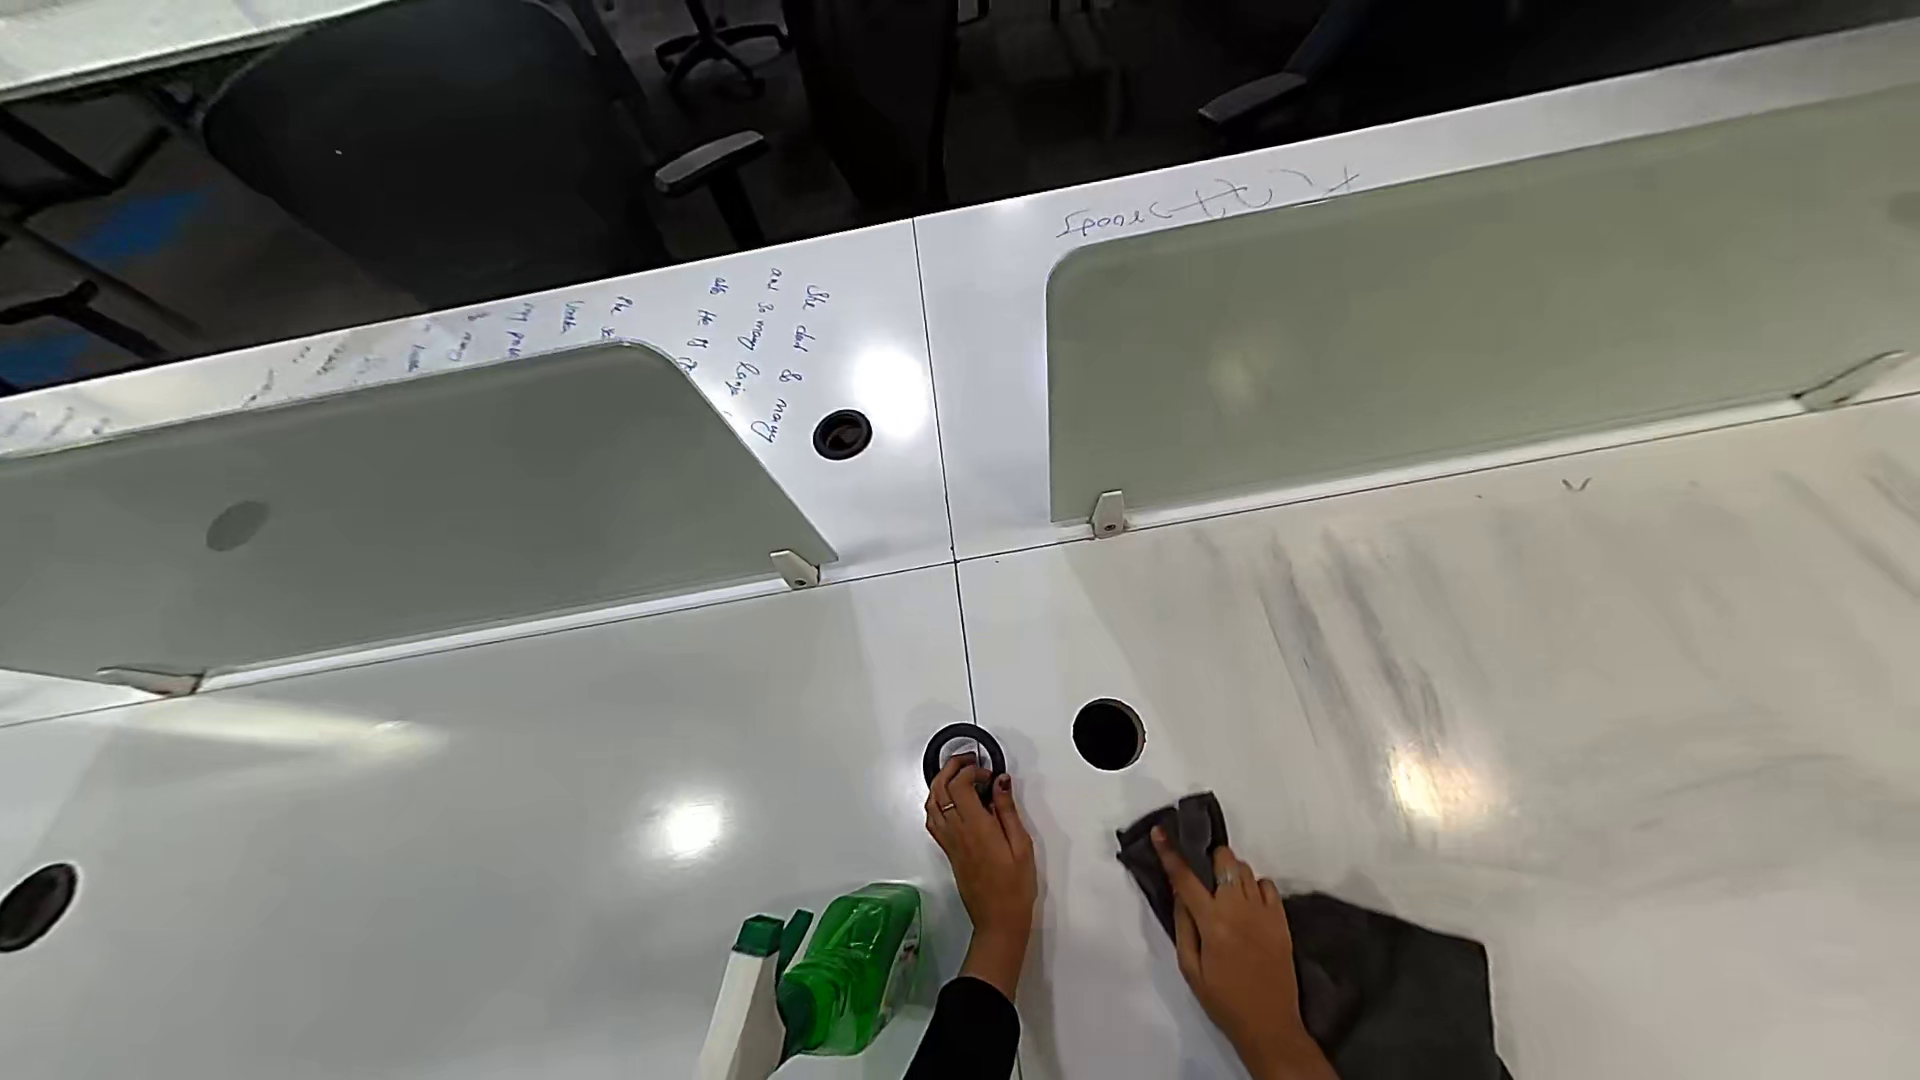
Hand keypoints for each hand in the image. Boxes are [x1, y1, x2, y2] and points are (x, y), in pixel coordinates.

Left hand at [925, 754, 1036, 1000]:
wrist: (999, 921)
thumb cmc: (1015, 887)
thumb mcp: (1021, 845)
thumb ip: (1008, 809)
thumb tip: (1001, 781)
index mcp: (976, 827)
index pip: (960, 785)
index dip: (971, 770)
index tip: (989, 773)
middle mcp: (957, 832)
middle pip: (941, 788)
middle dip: (951, 768)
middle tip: (968, 761)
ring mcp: (949, 841)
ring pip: (932, 803)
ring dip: (940, 781)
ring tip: (958, 773)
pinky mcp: (948, 851)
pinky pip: (932, 820)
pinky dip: (936, 801)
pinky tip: (949, 799)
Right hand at [1152, 827, 1336, 1079]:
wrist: (1271, 1028)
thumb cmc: (1223, 1001)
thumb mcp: (1190, 968)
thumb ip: (1182, 925)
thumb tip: (1178, 892)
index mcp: (1212, 923)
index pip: (1185, 877)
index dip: (1170, 852)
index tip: (1159, 831)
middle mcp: (1238, 910)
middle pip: (1224, 859)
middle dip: (1211, 860)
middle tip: (1205, 878)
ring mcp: (1264, 913)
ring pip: (1245, 869)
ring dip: (1231, 873)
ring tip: (1226, 893)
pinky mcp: (1282, 922)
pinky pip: (1268, 885)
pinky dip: (1255, 886)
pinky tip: (1248, 904)